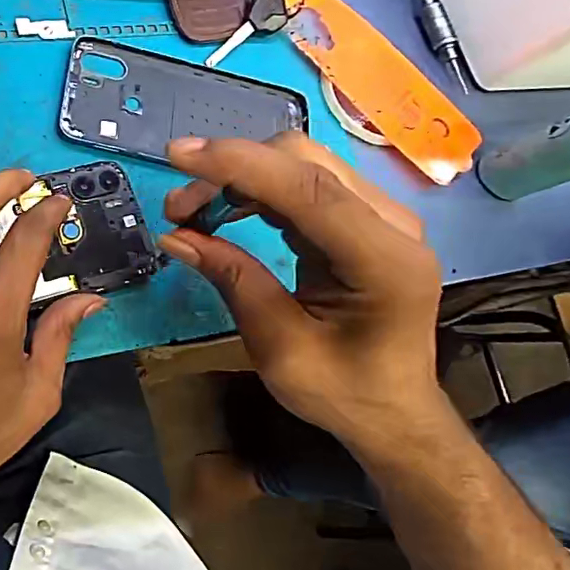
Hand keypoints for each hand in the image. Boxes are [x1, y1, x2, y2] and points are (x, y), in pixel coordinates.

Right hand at [159, 133, 445, 444]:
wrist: (395, 413)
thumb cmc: (344, 392)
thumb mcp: (280, 348)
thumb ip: (234, 281)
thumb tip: (175, 235)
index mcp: (385, 260)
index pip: (309, 188)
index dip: (240, 164)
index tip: (178, 157)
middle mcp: (391, 223)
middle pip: (303, 162)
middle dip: (231, 171)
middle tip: (178, 208)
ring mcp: (379, 215)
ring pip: (299, 164)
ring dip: (239, 177)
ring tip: (191, 211)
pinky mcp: (361, 217)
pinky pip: (302, 183)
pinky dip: (256, 189)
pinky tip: (225, 211)